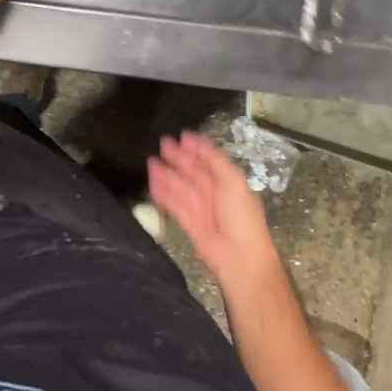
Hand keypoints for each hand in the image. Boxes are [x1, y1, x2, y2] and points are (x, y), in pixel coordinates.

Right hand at [148, 132, 279, 284]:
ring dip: (166, 174)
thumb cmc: (240, 215)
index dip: (196, 148)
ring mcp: (200, 207)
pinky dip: (163, 193)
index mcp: (227, 181)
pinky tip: (153, 184)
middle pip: (192, 171)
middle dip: (178, 157)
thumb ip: (215, 161)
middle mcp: (213, 192)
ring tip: (151, 162)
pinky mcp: (188, 221)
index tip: (182, 135)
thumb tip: (198, 143)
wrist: (239, 255)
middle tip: (162, 143)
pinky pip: (173, 203)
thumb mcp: (233, 181)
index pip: (208, 160)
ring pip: (180, 186)